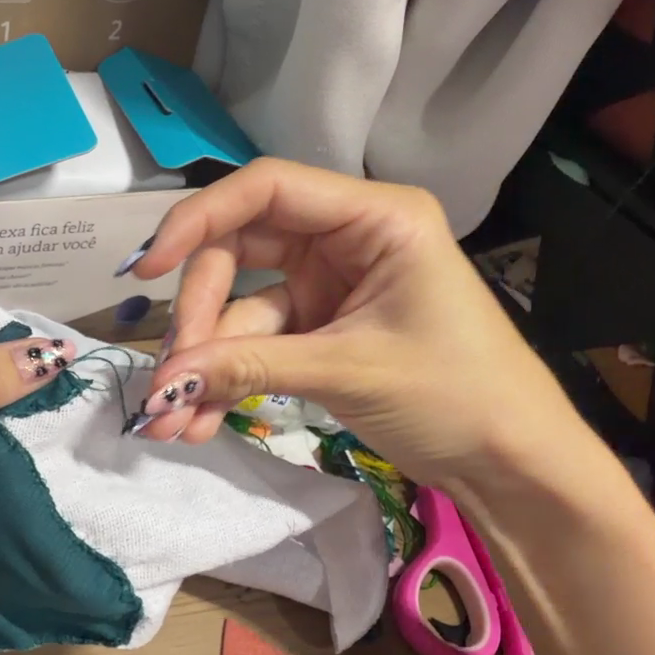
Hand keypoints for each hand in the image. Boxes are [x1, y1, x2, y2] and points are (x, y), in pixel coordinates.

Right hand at [127, 157, 585, 492]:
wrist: (508, 464)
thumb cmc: (458, 395)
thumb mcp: (348, 371)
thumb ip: (250, 366)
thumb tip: (162, 382)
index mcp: (373, 218)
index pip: (265, 190)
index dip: (196, 221)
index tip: (146, 270)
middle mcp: (341, 240)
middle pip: (235, 253)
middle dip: (198, 319)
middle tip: (169, 380)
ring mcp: (322, 286)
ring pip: (234, 309)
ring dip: (199, 366)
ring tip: (171, 422)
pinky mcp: (311, 329)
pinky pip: (248, 347)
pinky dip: (220, 383)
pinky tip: (196, 423)